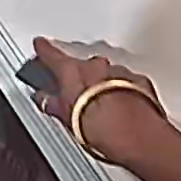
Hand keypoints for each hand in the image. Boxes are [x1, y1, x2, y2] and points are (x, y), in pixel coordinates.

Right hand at [31, 38, 170, 166]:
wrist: (136, 136)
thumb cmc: (99, 126)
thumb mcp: (64, 117)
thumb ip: (52, 103)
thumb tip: (44, 99)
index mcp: (71, 70)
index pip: (51, 54)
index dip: (43, 49)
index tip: (40, 44)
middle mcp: (95, 65)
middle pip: (82, 66)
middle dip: (79, 78)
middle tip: (75, 98)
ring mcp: (118, 72)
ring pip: (105, 74)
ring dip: (101, 85)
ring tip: (99, 109)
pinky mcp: (140, 83)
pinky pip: (127, 83)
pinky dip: (122, 91)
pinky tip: (120, 109)